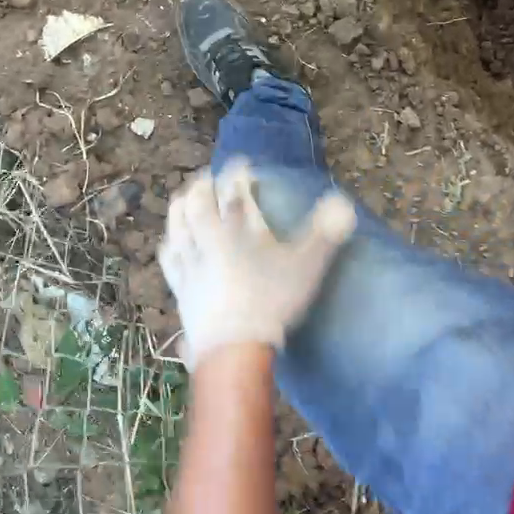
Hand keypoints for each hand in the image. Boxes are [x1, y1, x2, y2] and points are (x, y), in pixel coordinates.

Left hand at [158, 159, 356, 368]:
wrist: (233, 350)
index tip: (243, 163)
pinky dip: (172, 240)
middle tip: (211, 179)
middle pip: (196, 202)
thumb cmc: (272, 302)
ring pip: (177, 225)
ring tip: (187, 200)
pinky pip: (169, 256)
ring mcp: (189, 264)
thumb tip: (343, 205)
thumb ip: (325, 233)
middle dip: (203, 185)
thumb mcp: (307, 266)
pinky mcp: (179, 288)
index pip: (232, 189)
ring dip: (182, 207)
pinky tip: (173, 242)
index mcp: (236, 228)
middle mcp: (207, 239)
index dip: (237, 172)